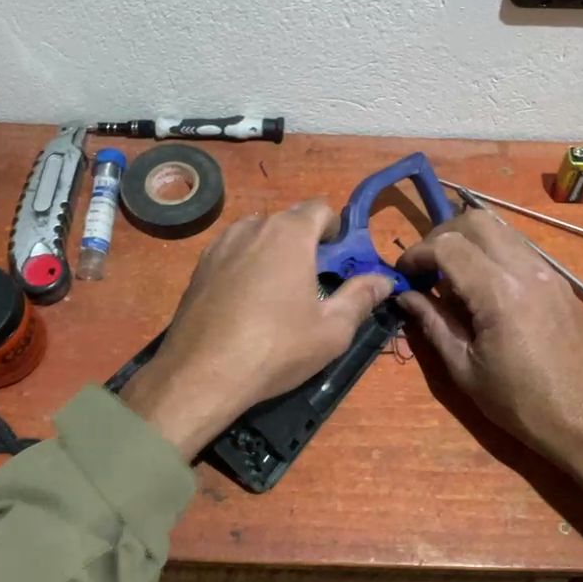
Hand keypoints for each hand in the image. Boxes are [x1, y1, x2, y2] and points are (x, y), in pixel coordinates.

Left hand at [118, 201, 393, 458]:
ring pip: (257, 234)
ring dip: (273, 251)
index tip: (339, 262)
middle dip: (305, 242)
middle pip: (288, 221)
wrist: (201, 373)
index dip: (335, 231)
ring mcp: (221, 244)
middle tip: (314, 282)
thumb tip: (383, 280)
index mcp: (290, 233)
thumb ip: (360, 297)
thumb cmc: (276, 348)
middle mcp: (253, 227)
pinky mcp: (199, 266)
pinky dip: (246, 264)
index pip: (320, 208)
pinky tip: (246, 301)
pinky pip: (233, 252)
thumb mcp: (332, 331)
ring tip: (278, 292)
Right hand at [394, 210, 582, 465]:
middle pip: (475, 221)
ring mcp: (548, 271)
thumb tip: (406, 295)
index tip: (403, 273)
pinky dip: (492, 251)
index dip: (417, 253)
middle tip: (425, 267)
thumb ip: (433, 323)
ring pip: (501, 228)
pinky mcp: (560, 282)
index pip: (447, 245)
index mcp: (498, 292)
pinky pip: (519, 247)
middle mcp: (525, 268)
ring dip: (469, 240)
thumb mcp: (465, 369)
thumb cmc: (522, 404)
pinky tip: (482, 286)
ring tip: (451, 274)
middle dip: (441, 235)